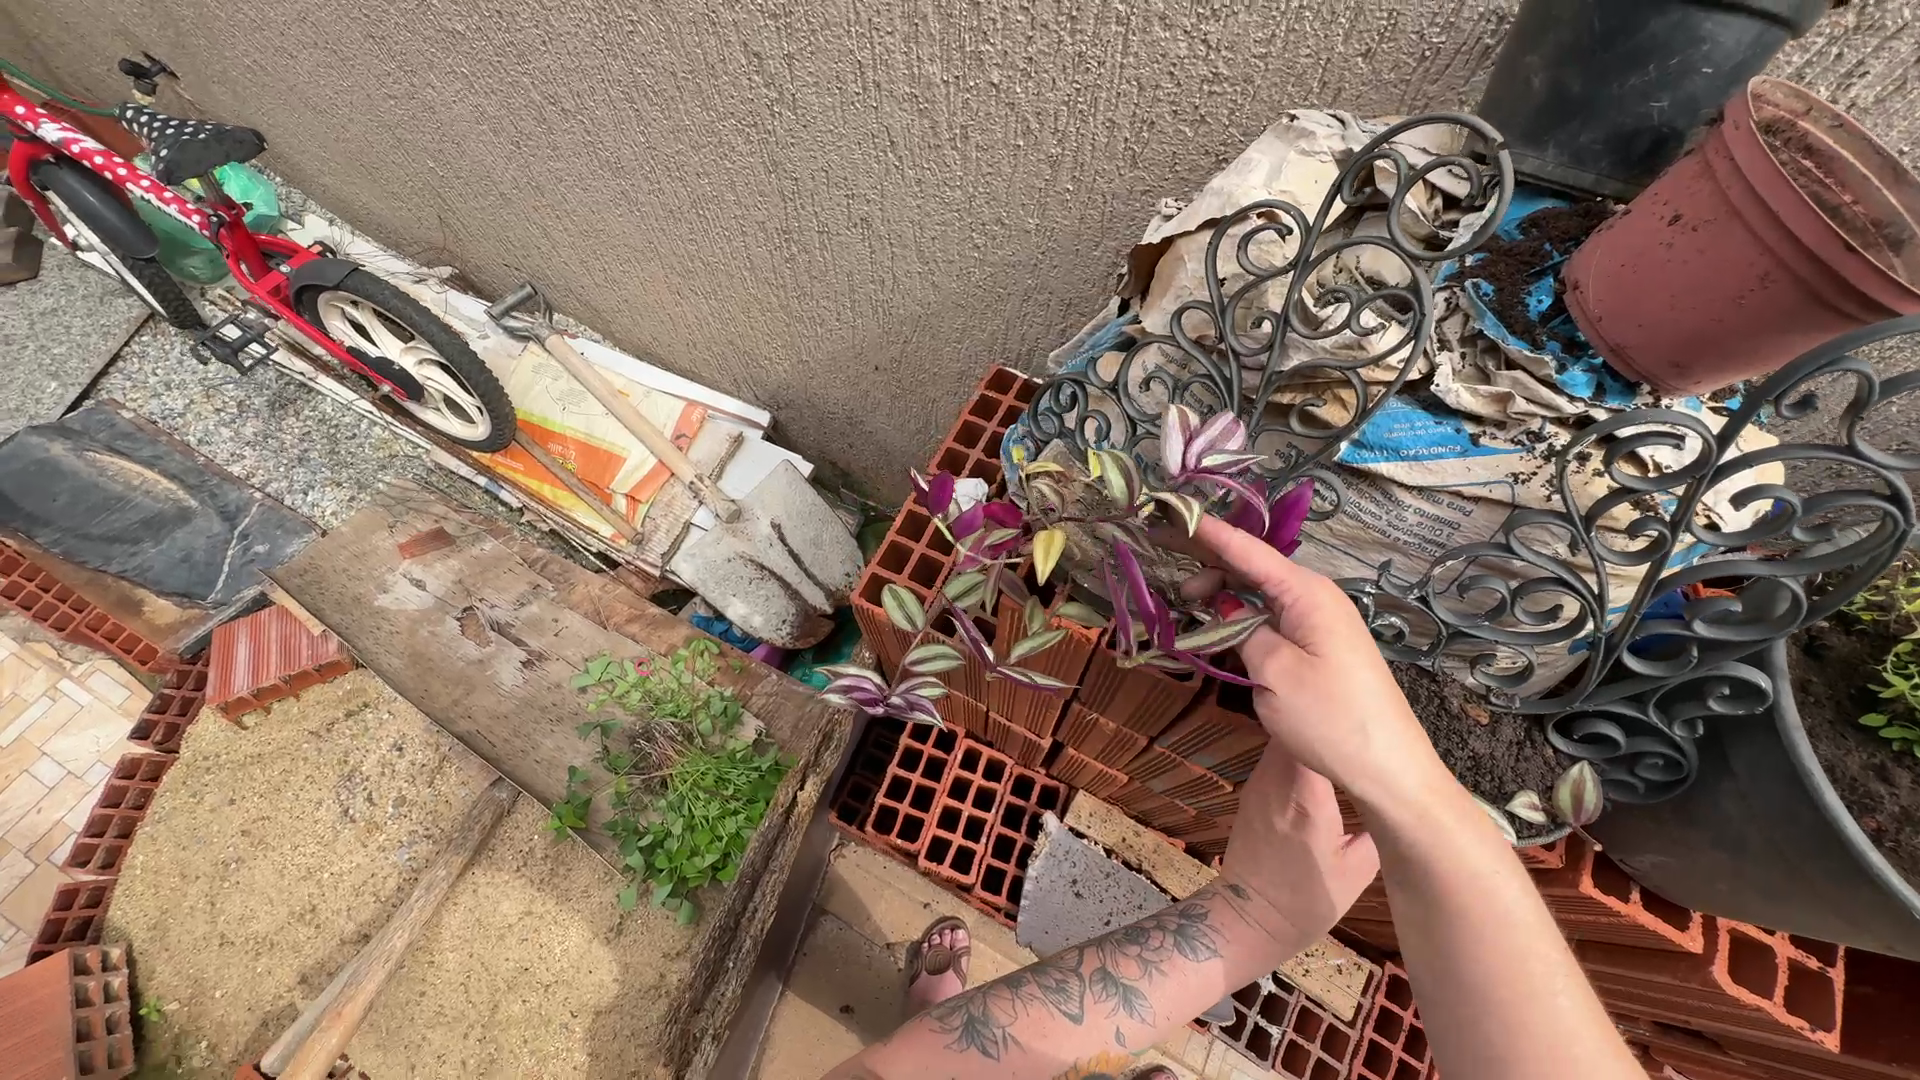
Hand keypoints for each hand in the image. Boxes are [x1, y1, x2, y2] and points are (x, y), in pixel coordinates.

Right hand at [1186, 516, 1445, 809]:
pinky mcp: (1319, 643)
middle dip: (1212, 568)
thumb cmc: (1331, 718)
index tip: (1173, 512)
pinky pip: (1273, 615)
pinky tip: (1222, 627)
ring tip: (1191, 610)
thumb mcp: (1274, 672)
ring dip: (1226, 596)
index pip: (1249, 550)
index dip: (1209, 532)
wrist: (1389, 768)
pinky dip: (1243, 616)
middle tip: (1175, 591)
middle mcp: (1315, 596)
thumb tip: (1222, 602)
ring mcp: (1320, 620)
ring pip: (1261, 592)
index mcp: (1307, 593)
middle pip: (1254, 567)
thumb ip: (1242, 628)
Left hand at [1218, 744, 1378, 956]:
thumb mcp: (1359, 868)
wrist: (1252, 914)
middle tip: (1354, 727)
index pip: (1315, 739)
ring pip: (1282, 742)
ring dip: (1306, 738)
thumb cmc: (1310, 898)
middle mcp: (1275, 781)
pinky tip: (1315, 763)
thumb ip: (1376, 825)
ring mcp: (1257, 783)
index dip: (1336, 723)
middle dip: (1321, 724)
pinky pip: (1273, 759)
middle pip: (1295, 732)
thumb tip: (1393, 796)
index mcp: (1307, 798)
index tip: (1361, 720)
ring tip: (1338, 742)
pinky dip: (1292, 754)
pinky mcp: (1249, 790)